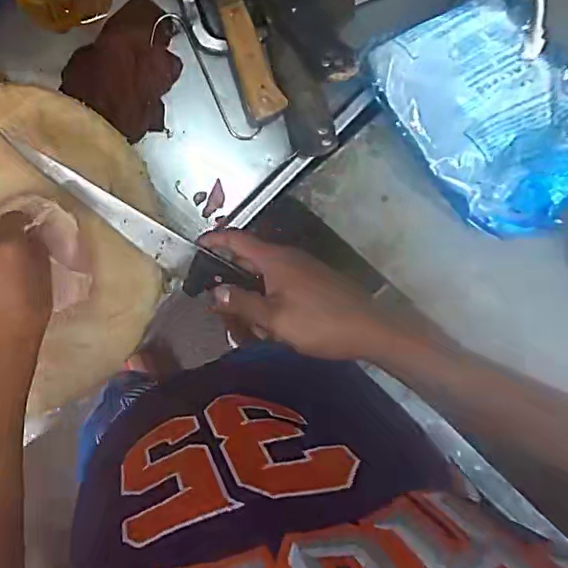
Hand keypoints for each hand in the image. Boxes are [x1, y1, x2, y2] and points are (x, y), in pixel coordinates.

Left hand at [0, 212, 51, 368]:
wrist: (5, 336)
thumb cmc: (33, 306)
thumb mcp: (44, 274)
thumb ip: (37, 248)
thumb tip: (32, 235)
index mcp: (9, 244)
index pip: (13, 217)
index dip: (24, 219)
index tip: (32, 226)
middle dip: (5, 227)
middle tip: (19, 238)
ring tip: (8, 256)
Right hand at [198, 229, 400, 362]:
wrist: (370, 329)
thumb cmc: (320, 323)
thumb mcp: (274, 320)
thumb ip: (242, 304)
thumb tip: (215, 292)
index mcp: (274, 259)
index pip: (236, 238)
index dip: (214, 240)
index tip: (196, 246)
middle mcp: (287, 257)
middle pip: (249, 260)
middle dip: (233, 283)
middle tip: (223, 308)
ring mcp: (303, 268)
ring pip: (266, 278)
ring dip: (254, 299)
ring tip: (255, 329)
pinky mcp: (314, 282)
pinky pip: (281, 285)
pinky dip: (271, 302)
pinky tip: (276, 328)